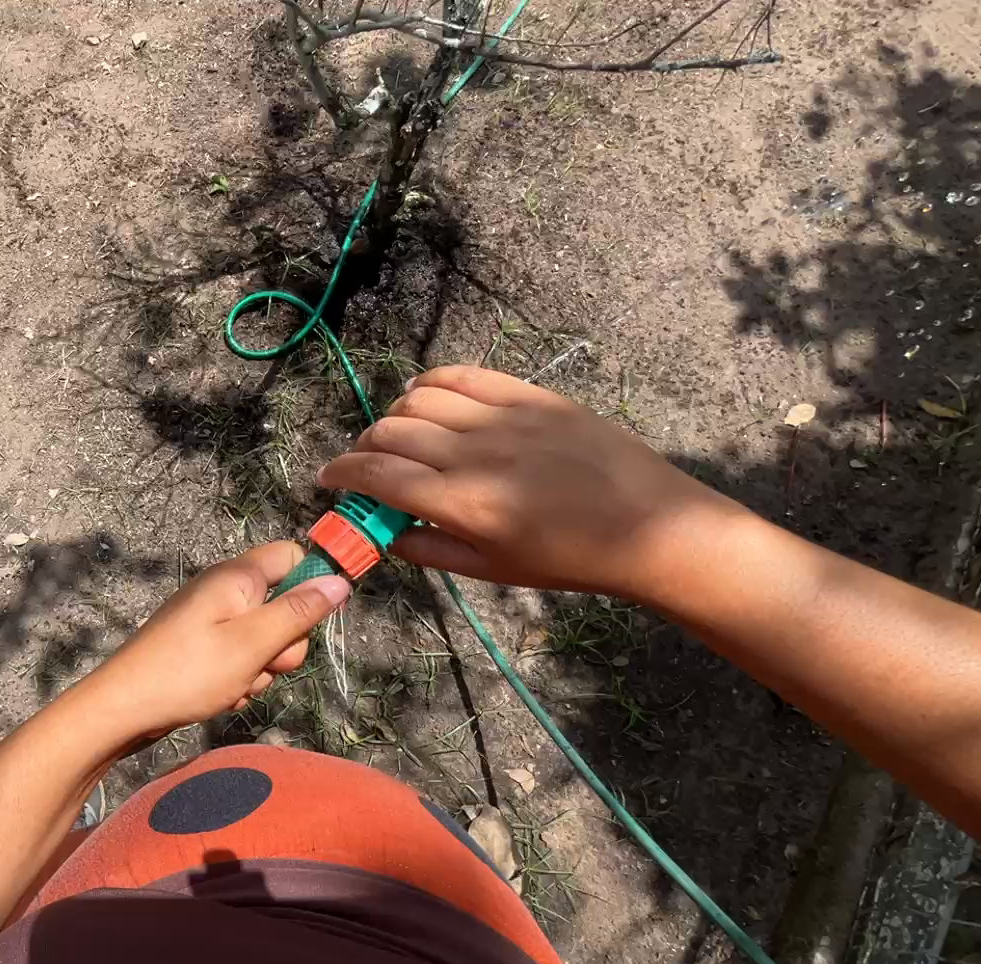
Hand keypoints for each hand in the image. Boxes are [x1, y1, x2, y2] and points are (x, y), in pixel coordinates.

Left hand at [66, 541, 349, 737]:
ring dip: (258, 669)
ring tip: (232, 684)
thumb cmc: (188, 672)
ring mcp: (210, 621)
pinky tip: (218, 694)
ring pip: (263, 641)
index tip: (314, 619)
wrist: (124, 708)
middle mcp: (223, 591)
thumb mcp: (252, 643)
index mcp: (236, 577)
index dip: (311, 582)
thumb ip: (297, 612)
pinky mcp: (201, 647)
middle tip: (260, 663)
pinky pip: (239, 659)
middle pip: (283, 606)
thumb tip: (340, 580)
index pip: (291, 556)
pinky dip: (237, 679)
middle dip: (282, 644)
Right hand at [316, 365, 748, 601]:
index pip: (376, 475)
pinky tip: (425, 399)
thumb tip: (383, 530)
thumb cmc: (568, 559)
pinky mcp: (531, 396)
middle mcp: (474, 454)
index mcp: (462, 503)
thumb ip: (426, 549)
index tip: (326, 480)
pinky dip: (430, 384)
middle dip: (360, 448)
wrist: (654, 528)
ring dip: (393, 416)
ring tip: (398, 436)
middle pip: (388, 431)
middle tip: (364, 467)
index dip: (340, 475)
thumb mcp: (490, 570)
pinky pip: (463, 376)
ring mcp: (504, 419)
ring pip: (418, 398)